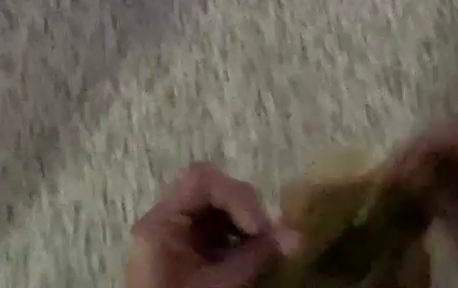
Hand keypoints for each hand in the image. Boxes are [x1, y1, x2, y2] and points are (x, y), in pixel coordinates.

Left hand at [127, 162, 296, 287]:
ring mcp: (174, 236)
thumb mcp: (221, 286)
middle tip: (268, 235)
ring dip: (243, 222)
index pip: (201, 180)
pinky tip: (252, 254)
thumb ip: (256, 257)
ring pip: (214, 208)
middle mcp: (165, 219)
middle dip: (243, 207)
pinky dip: (237, 238)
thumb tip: (296, 234)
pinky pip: (214, 231)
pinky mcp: (186, 253)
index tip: (259, 227)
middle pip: (209, 189)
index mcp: (161, 221)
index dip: (236, 195)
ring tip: (264, 245)